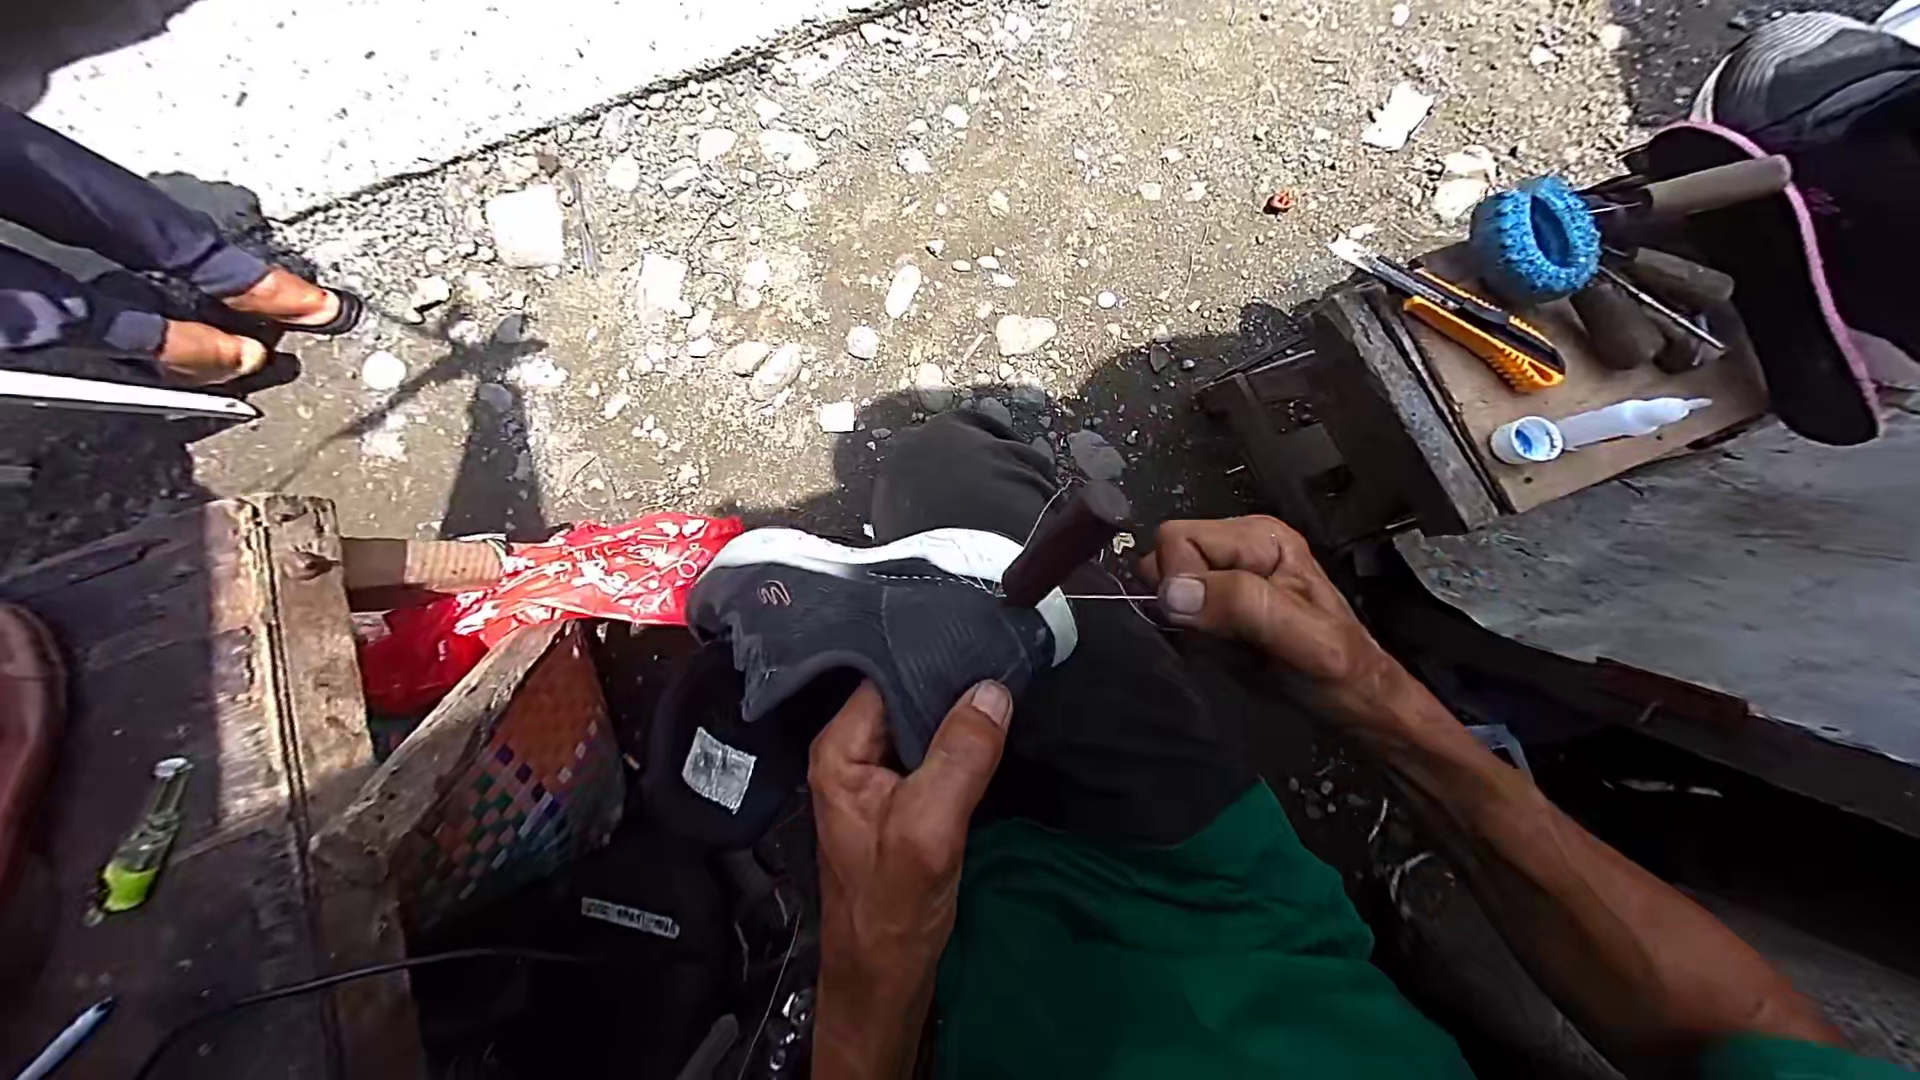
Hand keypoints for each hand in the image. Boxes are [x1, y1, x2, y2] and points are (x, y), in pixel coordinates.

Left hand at [810, 679, 1012, 1078]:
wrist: (886, 980)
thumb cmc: (892, 912)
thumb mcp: (928, 830)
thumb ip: (960, 758)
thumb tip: (993, 691)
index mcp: (840, 748)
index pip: (885, 675)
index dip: (930, 656)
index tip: (976, 638)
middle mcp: (854, 749)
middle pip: (904, 690)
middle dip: (950, 676)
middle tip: (997, 653)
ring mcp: (880, 769)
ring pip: (924, 717)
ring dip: (959, 705)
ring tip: (1000, 678)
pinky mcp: (905, 788)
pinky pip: (936, 743)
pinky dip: (962, 733)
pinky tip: (990, 720)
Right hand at [1138, 516, 1410, 723]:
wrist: (1352, 703)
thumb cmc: (1341, 672)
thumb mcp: (1303, 638)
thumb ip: (1241, 605)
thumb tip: (1173, 592)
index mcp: (1259, 537)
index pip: (1177, 539)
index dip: (1181, 581)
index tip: (1210, 620)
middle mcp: (1234, 547)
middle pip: (1162, 559)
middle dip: (1180, 604)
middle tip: (1222, 634)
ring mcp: (1219, 575)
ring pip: (1160, 587)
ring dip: (1183, 623)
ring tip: (1223, 642)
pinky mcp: (1208, 602)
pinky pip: (1168, 610)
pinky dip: (1184, 634)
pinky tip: (1216, 647)